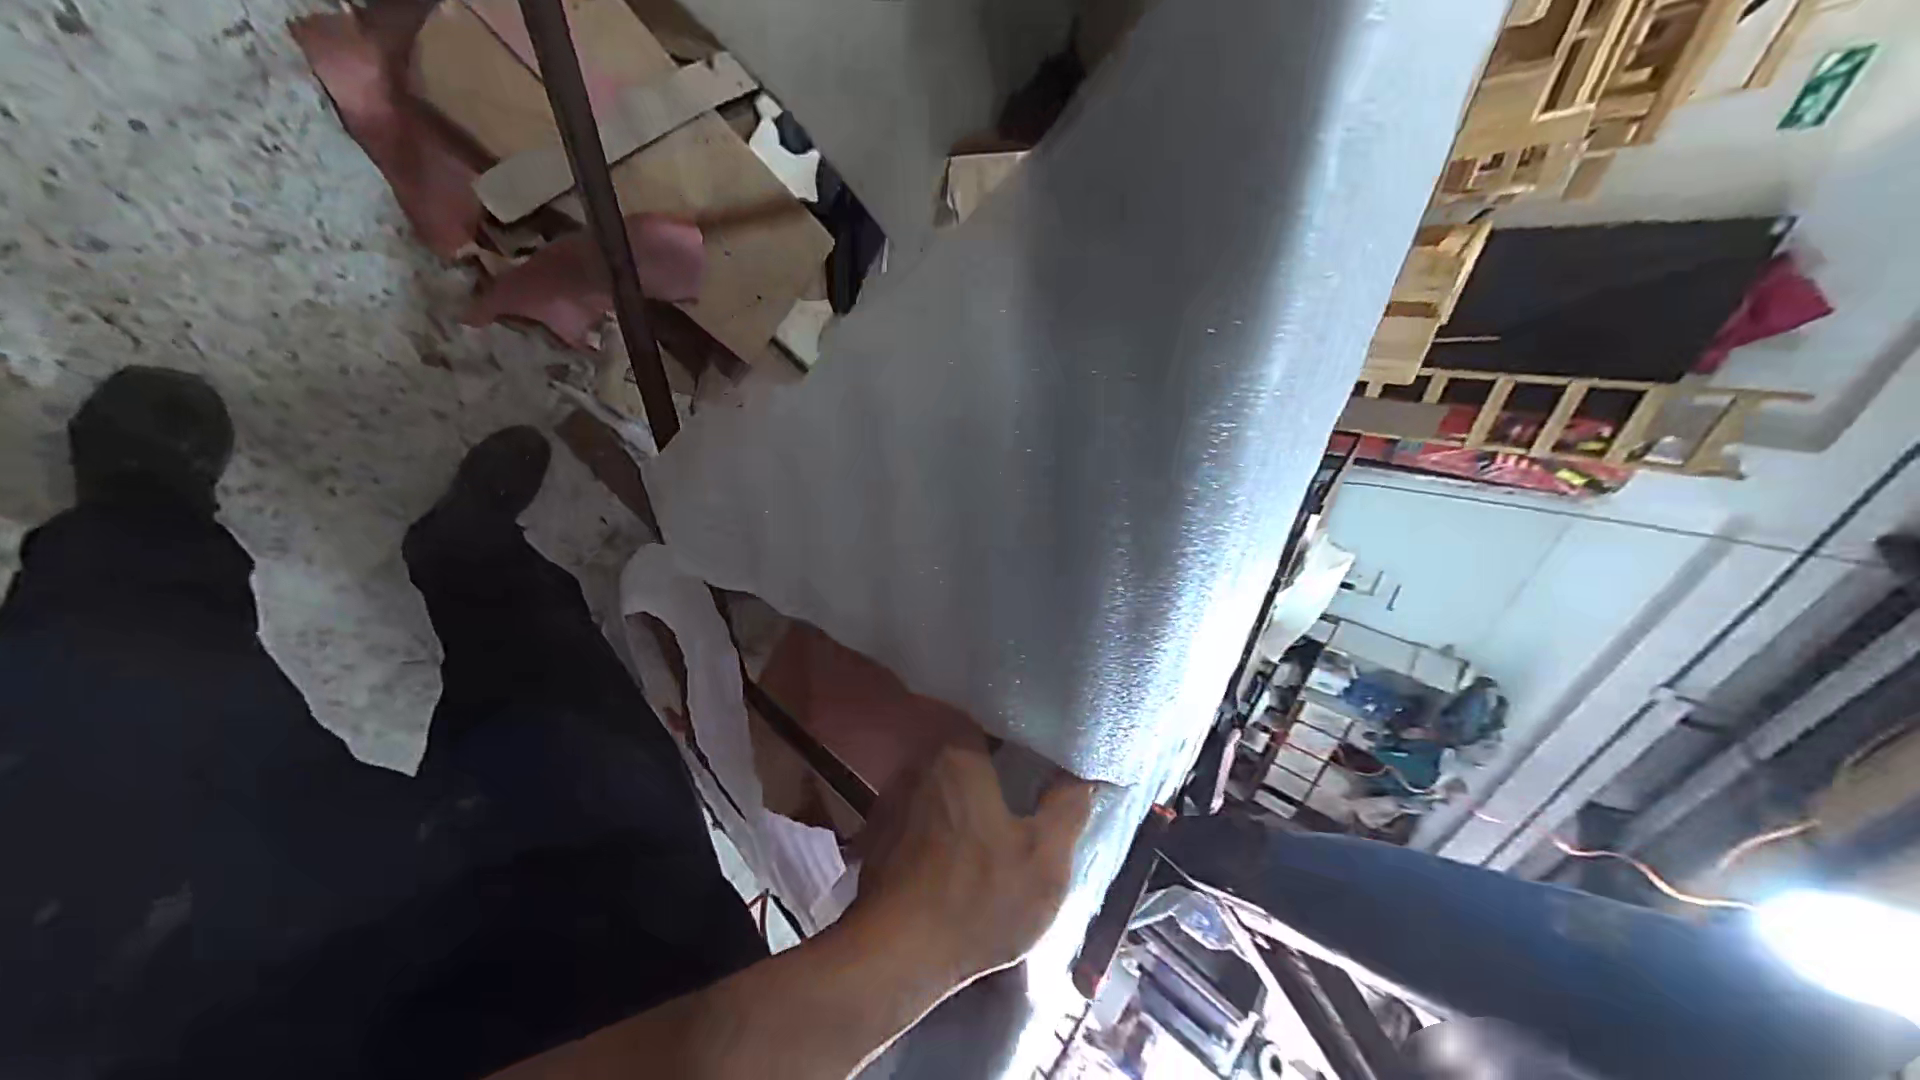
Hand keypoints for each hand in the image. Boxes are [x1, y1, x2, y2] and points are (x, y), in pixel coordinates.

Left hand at [850, 740, 1097, 986]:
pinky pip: (918, 816)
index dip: (1014, 736)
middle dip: (989, 771)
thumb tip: (1084, 775)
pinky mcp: (878, 836)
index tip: (1035, 753)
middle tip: (1019, 792)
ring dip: (961, 802)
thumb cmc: (978, 898)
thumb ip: (1067, 807)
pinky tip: (952, 856)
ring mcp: (892, 802)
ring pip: (938, 788)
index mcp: (958, 758)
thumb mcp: (1044, 859)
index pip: (988, 723)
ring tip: (988, 826)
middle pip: (962, 755)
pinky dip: (937, 827)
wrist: (896, 955)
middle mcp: (919, 767)